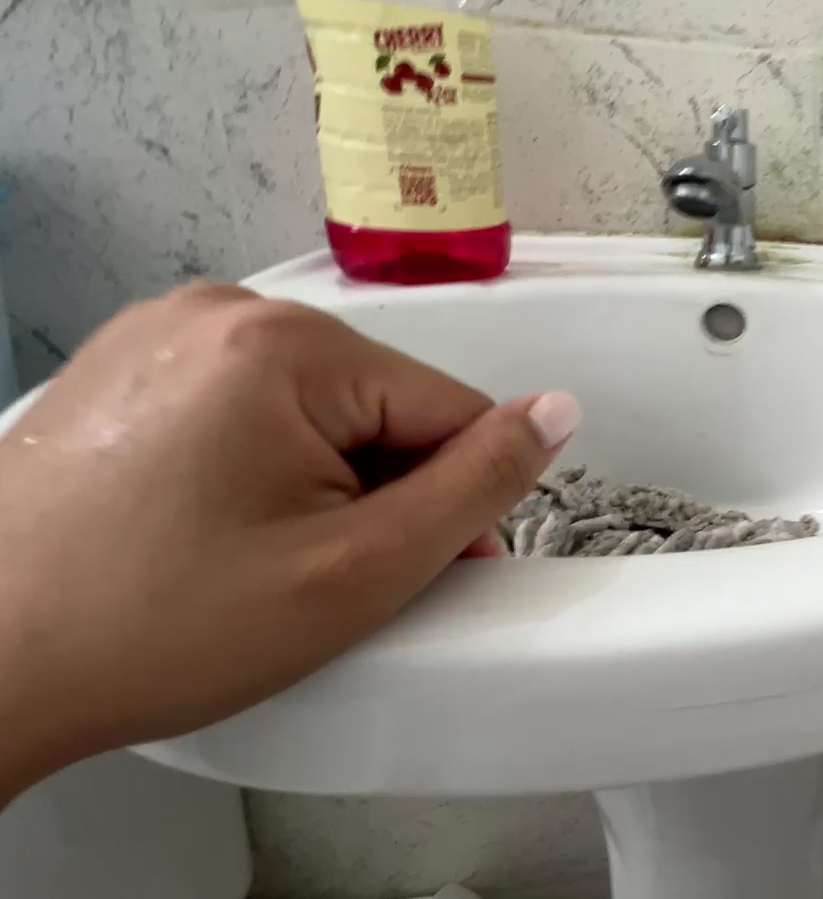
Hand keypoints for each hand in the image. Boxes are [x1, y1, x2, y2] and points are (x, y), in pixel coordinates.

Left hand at [0, 284, 578, 797]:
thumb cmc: (147, 629)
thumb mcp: (364, 565)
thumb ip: (483, 481)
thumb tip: (559, 412)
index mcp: (284, 344)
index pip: (452, 408)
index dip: (452, 492)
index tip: (405, 559)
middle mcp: (226, 312)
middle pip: (391, 403)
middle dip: (390, 486)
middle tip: (329, 566)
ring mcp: (174, 332)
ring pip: (339, 405)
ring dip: (340, 477)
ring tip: (270, 547)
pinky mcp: (143, 362)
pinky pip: (273, 403)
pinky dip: (282, 461)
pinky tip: (230, 517)